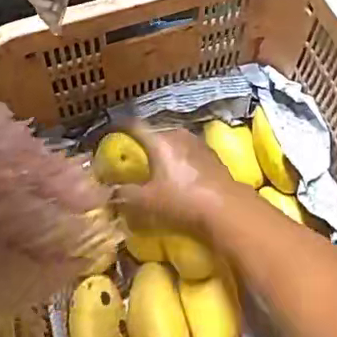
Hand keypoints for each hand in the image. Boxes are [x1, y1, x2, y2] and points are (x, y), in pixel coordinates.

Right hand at [112, 123, 243, 231]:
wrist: (229, 211)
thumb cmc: (182, 201)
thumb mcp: (147, 202)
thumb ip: (124, 195)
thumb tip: (108, 192)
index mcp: (158, 139)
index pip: (133, 125)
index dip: (119, 128)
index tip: (109, 134)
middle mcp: (177, 133)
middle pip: (153, 132)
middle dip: (142, 143)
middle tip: (132, 156)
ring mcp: (197, 143)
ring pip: (172, 141)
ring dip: (163, 151)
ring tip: (155, 166)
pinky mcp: (212, 156)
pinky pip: (188, 152)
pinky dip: (179, 160)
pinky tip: (179, 176)